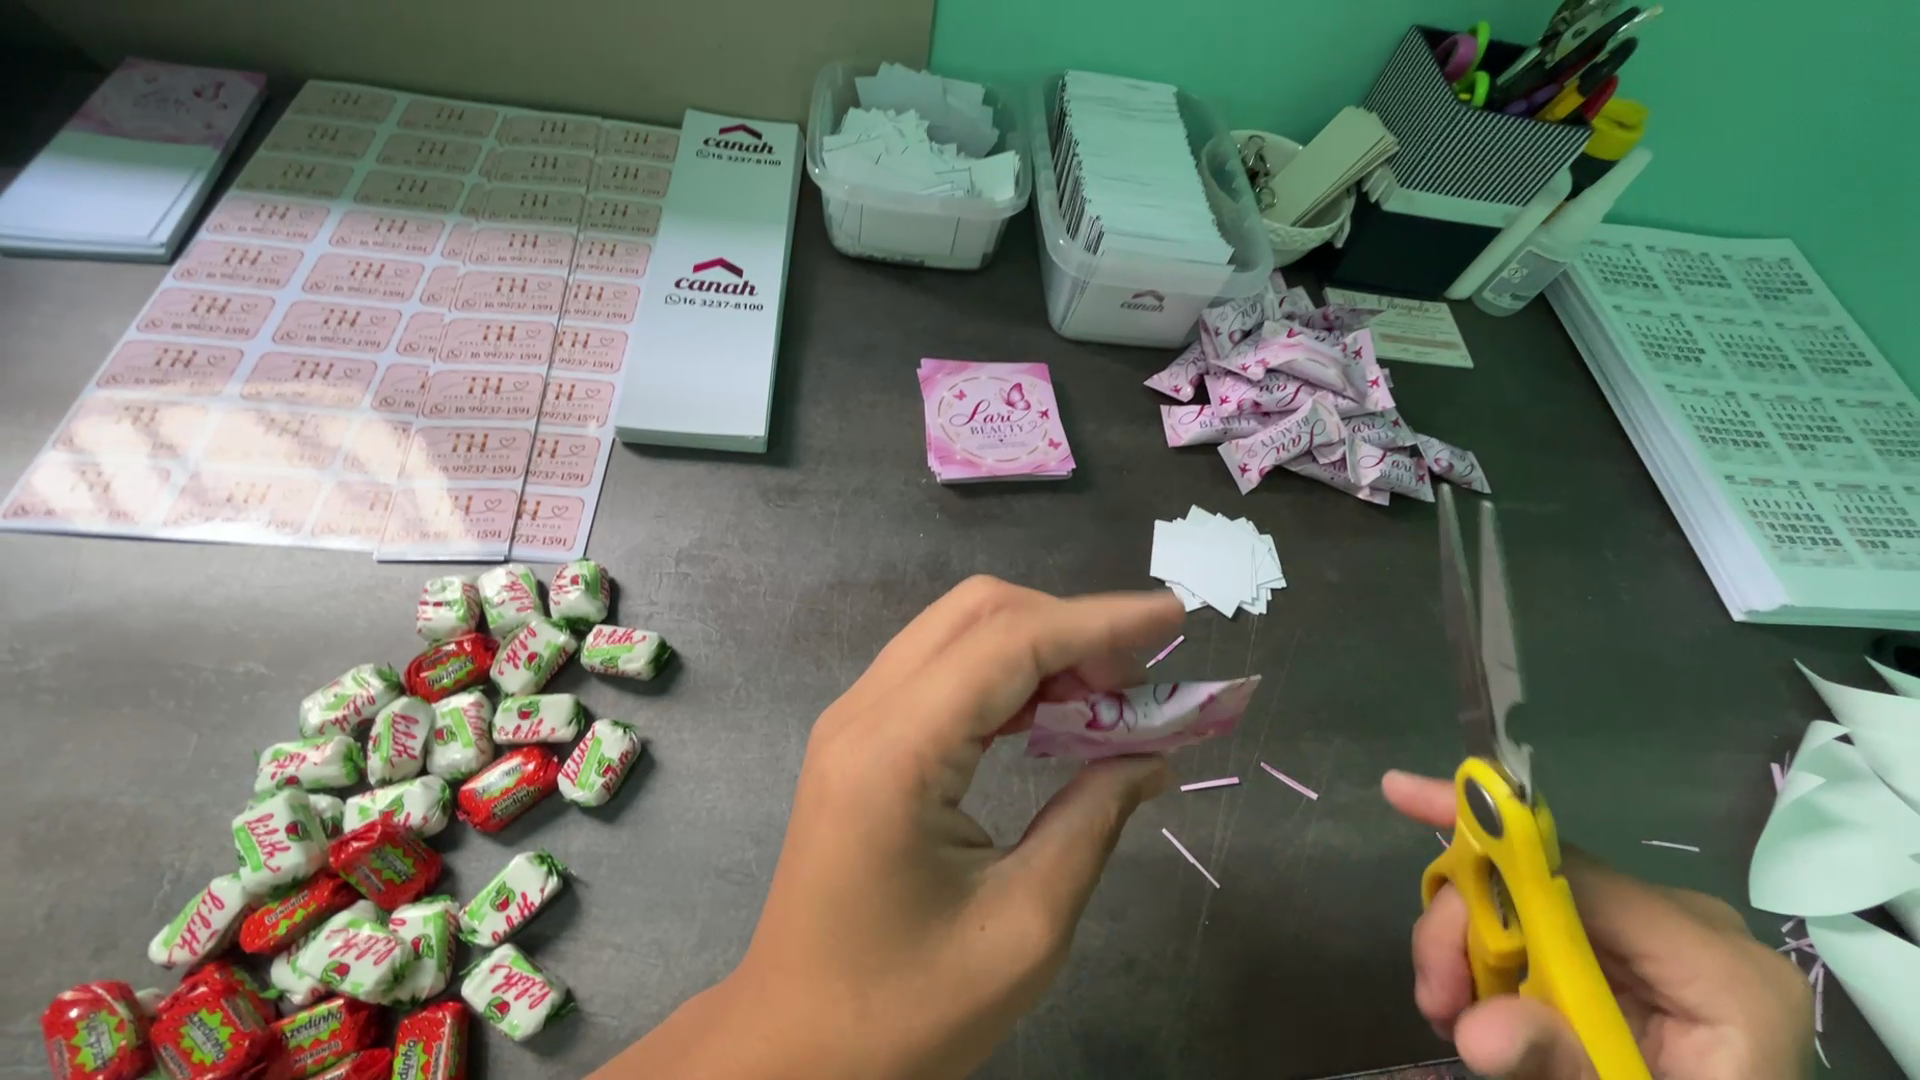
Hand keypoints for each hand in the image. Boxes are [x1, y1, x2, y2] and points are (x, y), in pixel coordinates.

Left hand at [601, 578, 1183, 1079]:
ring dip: (1040, 645)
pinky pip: (941, 670)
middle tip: (1138, 683)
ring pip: (958, 631)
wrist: (793, 1046)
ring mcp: (853, 720)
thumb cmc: (905, 1008)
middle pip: (978, 613)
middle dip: (1070, 627)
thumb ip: (1093, 822)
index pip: (1009, 642)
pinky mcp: (859, 738)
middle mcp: (864, 713)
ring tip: (1107, 699)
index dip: (1099, 622)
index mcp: (896, 754)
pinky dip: (1006, 674)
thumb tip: (1151, 755)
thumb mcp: (1024, 927)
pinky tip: (1050, 716)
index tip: (1173, 616)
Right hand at [1382, 770, 1813, 1079]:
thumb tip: (1477, 1028)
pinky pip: (1531, 924)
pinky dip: (1485, 957)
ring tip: (1446, 1012)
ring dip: (1464, 949)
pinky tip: (1472, 1000)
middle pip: (1532, 884)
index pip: (1577, 873)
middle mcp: (1683, 929)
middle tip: (1434, 999)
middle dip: (1461, 926)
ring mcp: (1650, 937)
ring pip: (1518, 901)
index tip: (1399, 792)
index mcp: (1717, 968)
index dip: (1489, 832)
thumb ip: (1565, 1069)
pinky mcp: (1623, 953)